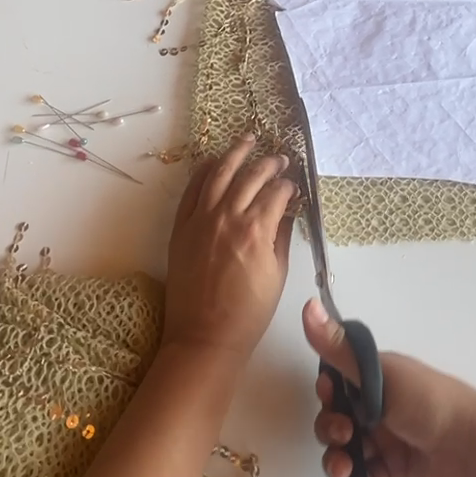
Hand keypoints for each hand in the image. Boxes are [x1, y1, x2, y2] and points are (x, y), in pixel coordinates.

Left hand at [163, 134, 295, 360]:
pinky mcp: (182, 227)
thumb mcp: (277, 275)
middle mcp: (228, 217)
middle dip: (269, 163)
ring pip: (220, 173)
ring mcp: (201, 219)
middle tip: (279, 158)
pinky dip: (204, 171)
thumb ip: (282, 236)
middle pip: (251, 176)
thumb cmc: (248, 313)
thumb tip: (287, 211)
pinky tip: (214, 161)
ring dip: (236, 153)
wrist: (204, 337)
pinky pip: (193, 190)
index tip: (293, 184)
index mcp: (256, 231)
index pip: (276, 193)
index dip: (288, 185)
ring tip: (248, 139)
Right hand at [305, 298, 475, 476]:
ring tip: (343, 472)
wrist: (471, 453)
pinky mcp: (394, 473)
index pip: (341, 380)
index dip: (328, 390)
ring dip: (335, 461)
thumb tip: (308, 305)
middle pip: (339, 417)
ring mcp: (388, 441)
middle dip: (330, 428)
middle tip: (344, 435)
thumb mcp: (381, 374)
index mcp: (380, 377)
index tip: (328, 395)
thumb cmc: (428, 404)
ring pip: (347, 450)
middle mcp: (382, 406)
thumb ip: (340, 350)